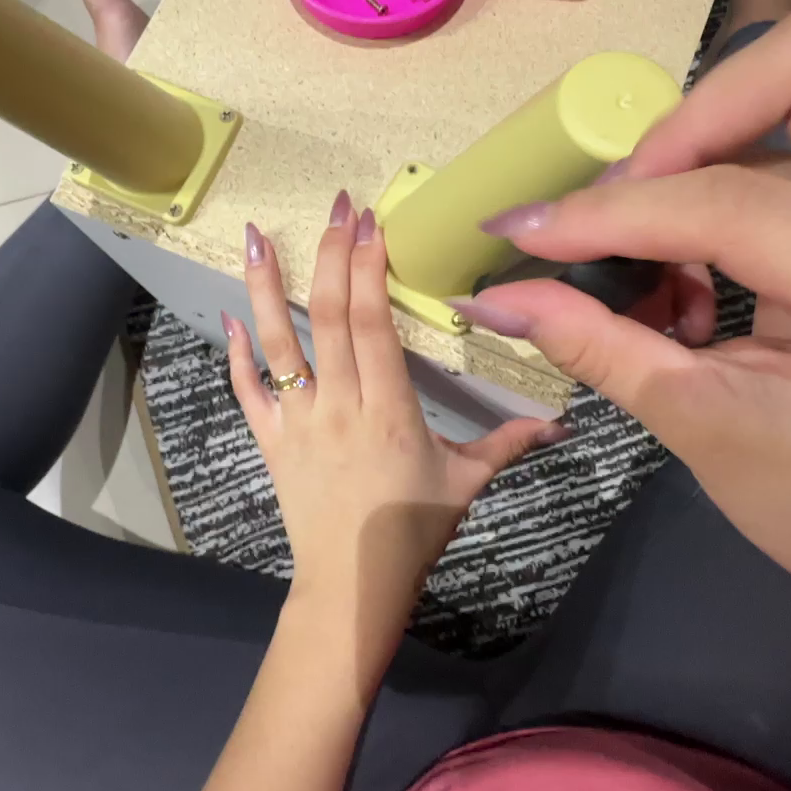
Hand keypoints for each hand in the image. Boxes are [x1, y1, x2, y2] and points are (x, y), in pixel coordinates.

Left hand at [225, 193, 566, 672]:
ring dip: (266, 286)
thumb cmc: (412, 532)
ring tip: (257, 236)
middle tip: (338, 207)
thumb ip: (508, 445)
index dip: (369, 269)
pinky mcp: (270, 440)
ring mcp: (297, 420)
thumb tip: (561, 423)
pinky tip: (229, 314)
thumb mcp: (466, 485)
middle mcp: (338, 404)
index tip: (372, 225)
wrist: (351, 584)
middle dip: (333, 254)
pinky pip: (247, 391)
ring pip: (278, 342)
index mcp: (389, 408)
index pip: (373, 324)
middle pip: (330, 316)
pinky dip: (235, 353)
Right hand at [459, 4, 790, 616]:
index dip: (617, 213)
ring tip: (647, 251)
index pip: (741, 202)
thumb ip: (592, 341)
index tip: (529, 233)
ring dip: (699, 154)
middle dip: (688, 121)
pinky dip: (721, 183)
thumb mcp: (696, 423)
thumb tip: (492, 293)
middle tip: (621, 201)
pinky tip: (687, 265)